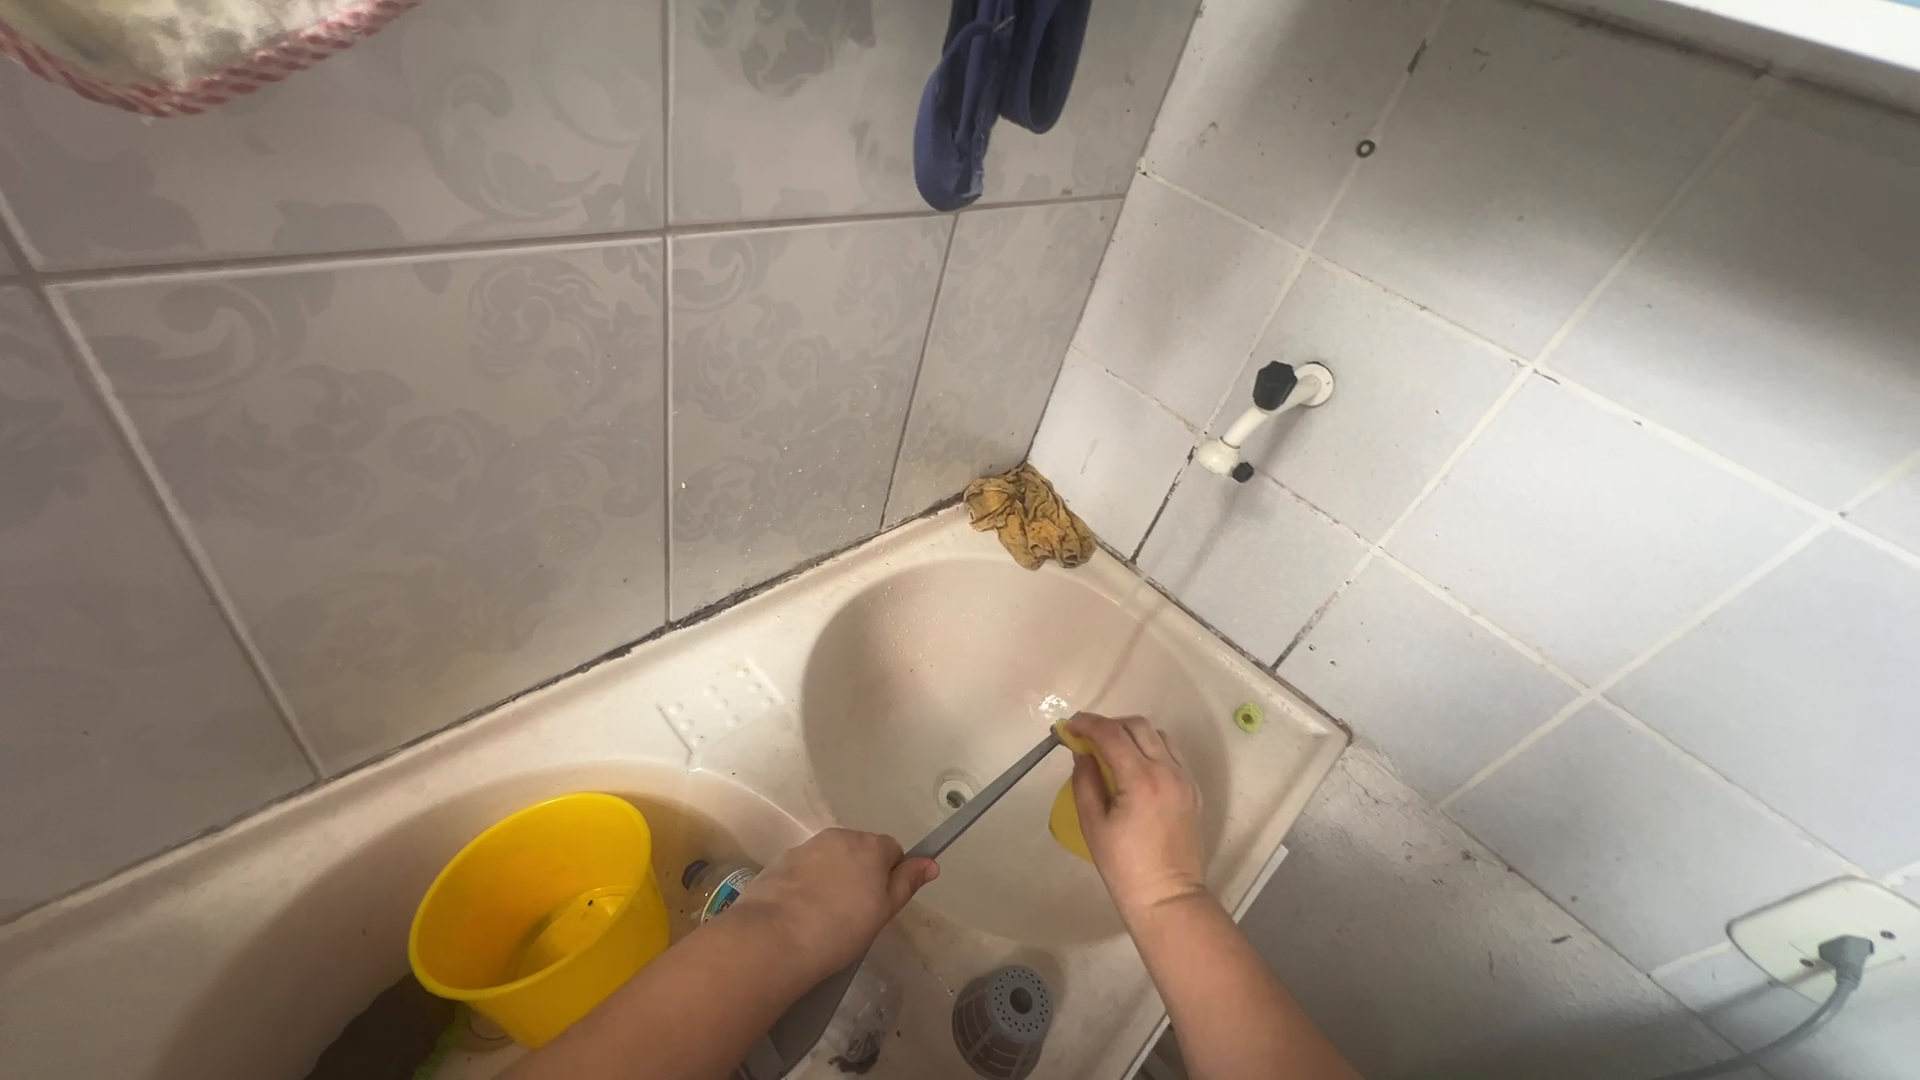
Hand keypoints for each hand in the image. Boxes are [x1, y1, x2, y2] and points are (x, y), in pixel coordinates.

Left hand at [731, 828, 938, 978]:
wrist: (774, 938)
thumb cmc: (839, 929)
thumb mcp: (883, 912)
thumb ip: (907, 883)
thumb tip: (932, 863)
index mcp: (870, 845)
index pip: (892, 851)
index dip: (889, 877)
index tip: (878, 905)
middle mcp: (840, 836)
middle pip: (860, 851)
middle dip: (860, 874)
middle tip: (853, 914)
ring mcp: (807, 846)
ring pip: (830, 859)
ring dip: (833, 878)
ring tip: (823, 917)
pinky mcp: (781, 861)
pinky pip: (803, 869)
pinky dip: (806, 885)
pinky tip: (799, 914)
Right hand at [1067, 713, 1206, 921]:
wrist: (1168, 898)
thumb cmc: (1124, 867)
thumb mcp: (1093, 825)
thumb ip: (1085, 782)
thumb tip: (1082, 753)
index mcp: (1141, 780)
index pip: (1111, 734)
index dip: (1087, 724)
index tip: (1070, 726)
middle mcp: (1167, 771)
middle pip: (1138, 725)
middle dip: (1110, 725)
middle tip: (1089, 738)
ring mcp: (1185, 779)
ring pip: (1159, 735)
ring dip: (1133, 733)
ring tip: (1113, 750)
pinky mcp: (1194, 790)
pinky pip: (1172, 754)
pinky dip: (1152, 748)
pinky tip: (1136, 767)